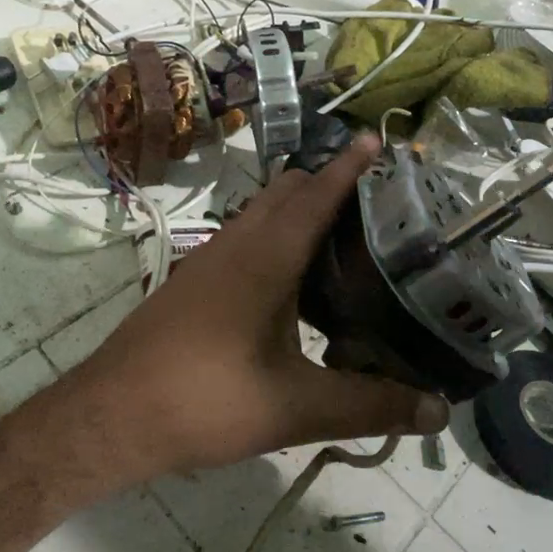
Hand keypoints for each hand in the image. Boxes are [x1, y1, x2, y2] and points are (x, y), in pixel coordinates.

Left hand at [70, 135, 448, 475]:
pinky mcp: (193, 280)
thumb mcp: (295, 408)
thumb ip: (368, 405)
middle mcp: (236, 244)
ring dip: (298, 210)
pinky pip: (244, 237)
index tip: (376, 139)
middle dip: (327, 184)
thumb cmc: (206, 399)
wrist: (114, 412)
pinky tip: (293, 285)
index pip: (315, 196)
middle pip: (286, 192)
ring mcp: (208, 259)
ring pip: (261, 213)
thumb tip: (438, 409)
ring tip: (344, 240)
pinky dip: (275, 237)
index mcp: (266, 258)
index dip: (348, 167)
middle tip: (377, 206)